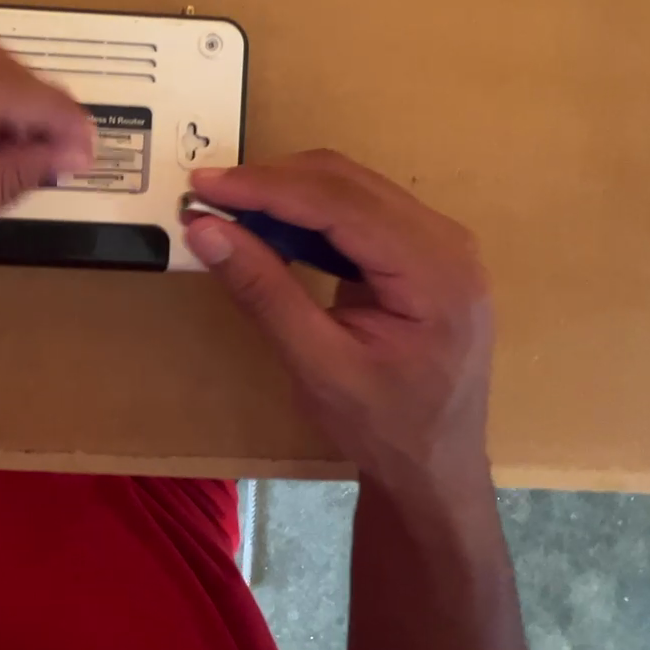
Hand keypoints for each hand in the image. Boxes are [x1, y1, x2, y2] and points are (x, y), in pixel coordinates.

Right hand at [183, 151, 494, 497]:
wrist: (434, 467)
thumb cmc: (383, 428)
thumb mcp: (317, 366)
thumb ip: (263, 292)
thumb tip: (204, 230)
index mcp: (435, 272)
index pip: (340, 204)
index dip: (266, 188)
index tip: (203, 185)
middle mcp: (445, 241)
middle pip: (345, 182)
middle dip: (270, 182)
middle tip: (206, 195)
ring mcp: (436, 241)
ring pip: (347, 185)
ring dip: (283, 191)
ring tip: (227, 208)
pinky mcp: (416, 247)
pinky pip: (353, 207)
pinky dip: (302, 209)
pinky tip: (265, 225)